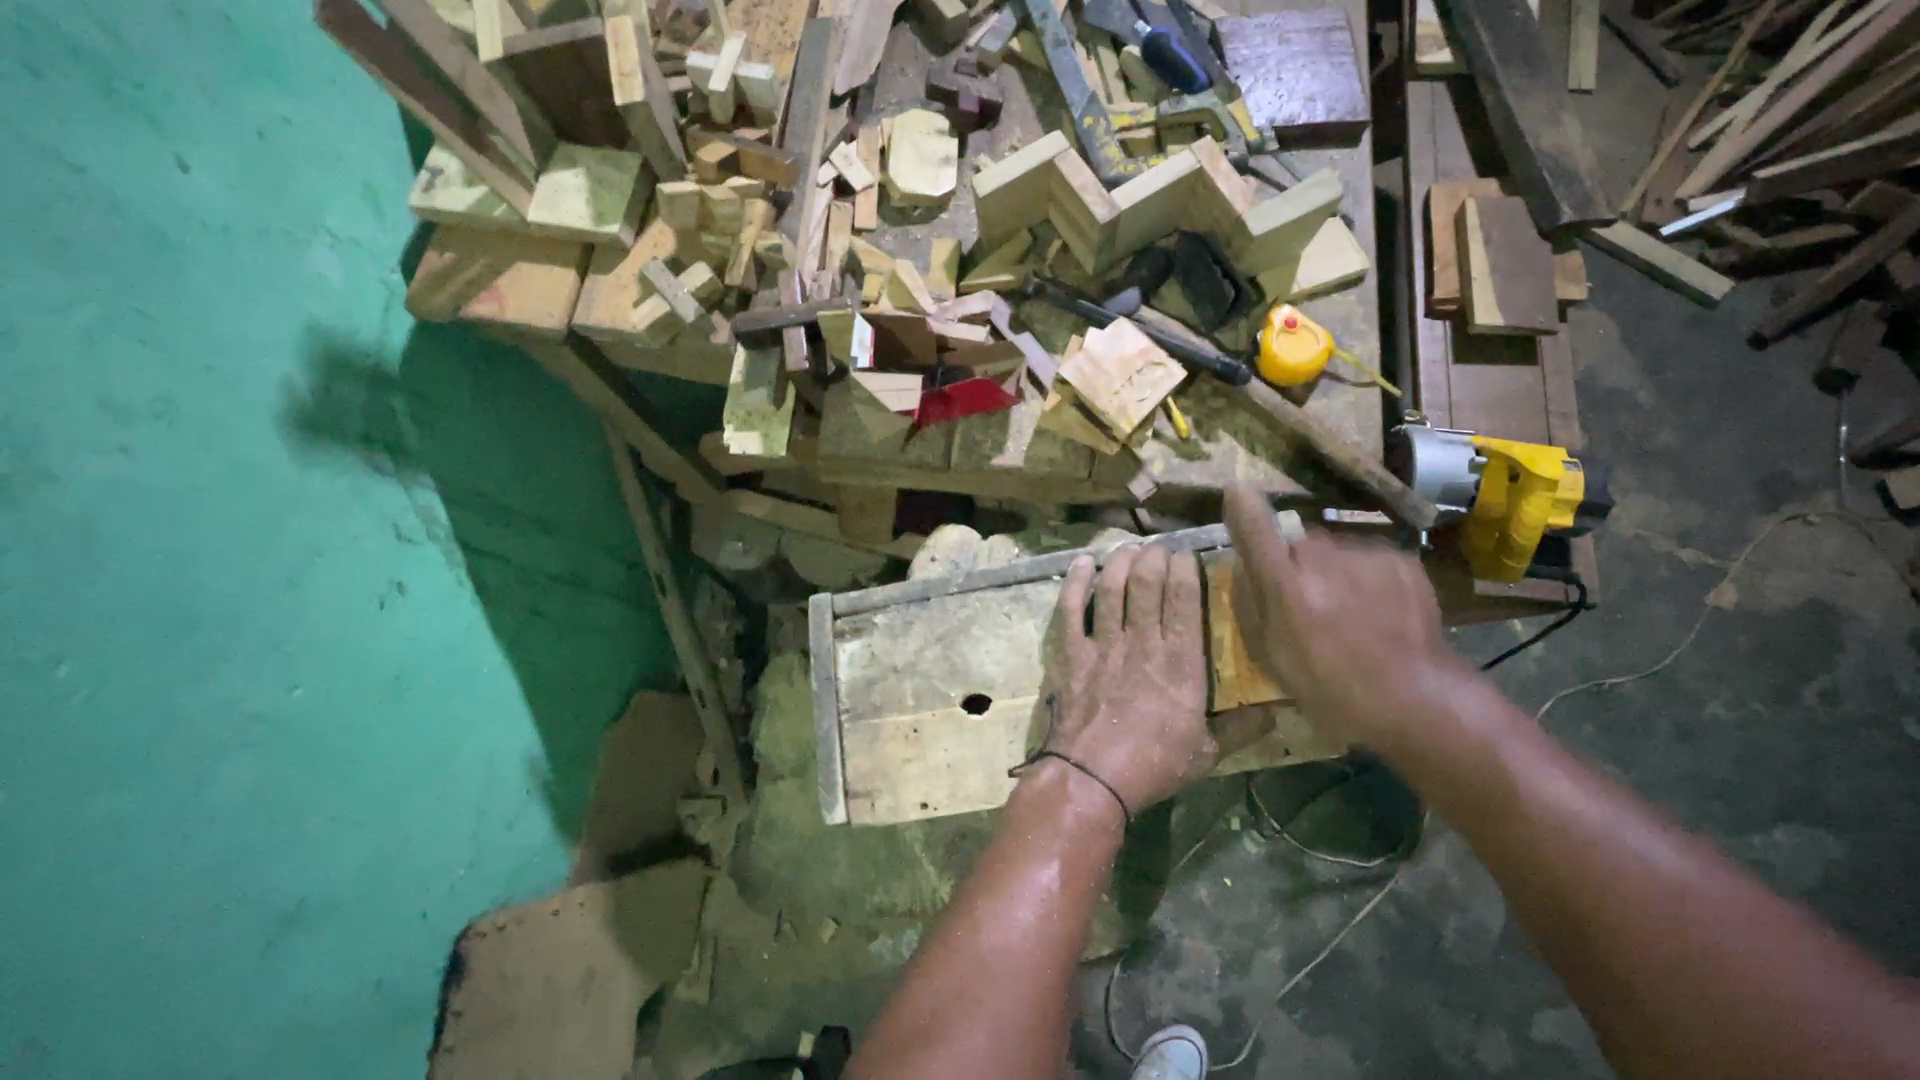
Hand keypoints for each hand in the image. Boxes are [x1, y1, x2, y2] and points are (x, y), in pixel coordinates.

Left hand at [1038, 544, 1216, 816]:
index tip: (1187, 554)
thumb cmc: (1154, 765)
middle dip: (1153, 557)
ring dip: (1119, 562)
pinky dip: (1075, 583)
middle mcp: (1142, 642)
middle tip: (1158, 547)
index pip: (1184, 599)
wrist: (1092, 777)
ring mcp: (1103, 645)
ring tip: (1128, 548)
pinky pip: (1071, 610)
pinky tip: (1082, 565)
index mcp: (1180, 661)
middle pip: (1147, 584)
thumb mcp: (1206, 753)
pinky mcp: (1071, 655)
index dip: (1185, 569)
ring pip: (1111, 589)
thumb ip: (1241, 729)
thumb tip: (1276, 714)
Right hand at [1223, 486, 1467, 751]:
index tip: (1237, 491)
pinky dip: (1364, 577)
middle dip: (1296, 563)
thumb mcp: (1271, 656)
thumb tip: (1240, 564)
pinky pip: (1366, 558)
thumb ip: (1250, 604)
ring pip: (1334, 550)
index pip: (1258, 530)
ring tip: (1346, 612)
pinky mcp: (1400, 559)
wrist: (1416, 698)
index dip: (1244, 509)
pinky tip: (1375, 610)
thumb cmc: (1331, 689)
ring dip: (1332, 570)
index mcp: (1288, 588)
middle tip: (1306, 602)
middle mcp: (1326, 561)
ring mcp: (1367, 556)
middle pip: (1299, 544)